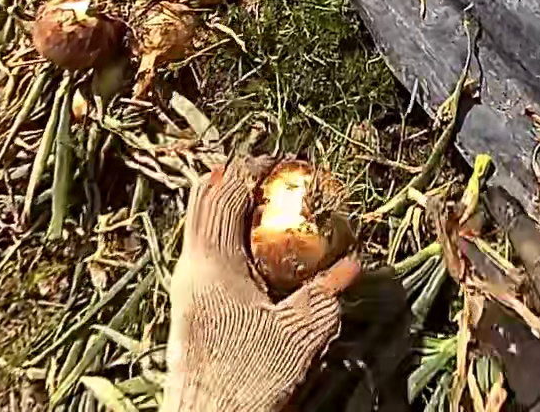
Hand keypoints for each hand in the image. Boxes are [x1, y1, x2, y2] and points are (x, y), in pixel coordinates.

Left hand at [162, 158, 361, 411]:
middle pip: (205, 197)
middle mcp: (192, 263)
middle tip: (275, 171)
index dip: (253, 166)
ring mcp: (186, 282)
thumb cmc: (246, 379)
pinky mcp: (190, 299)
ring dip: (231, 199)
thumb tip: (354, 264)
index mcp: (212, 260)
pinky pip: (205, 240)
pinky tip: (258, 239)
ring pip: (202, 218)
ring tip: (269, 197)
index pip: (226, 191)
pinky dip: (228, 224)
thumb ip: (326, 294)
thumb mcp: (298, 334)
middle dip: (238, 175)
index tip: (285, 159)